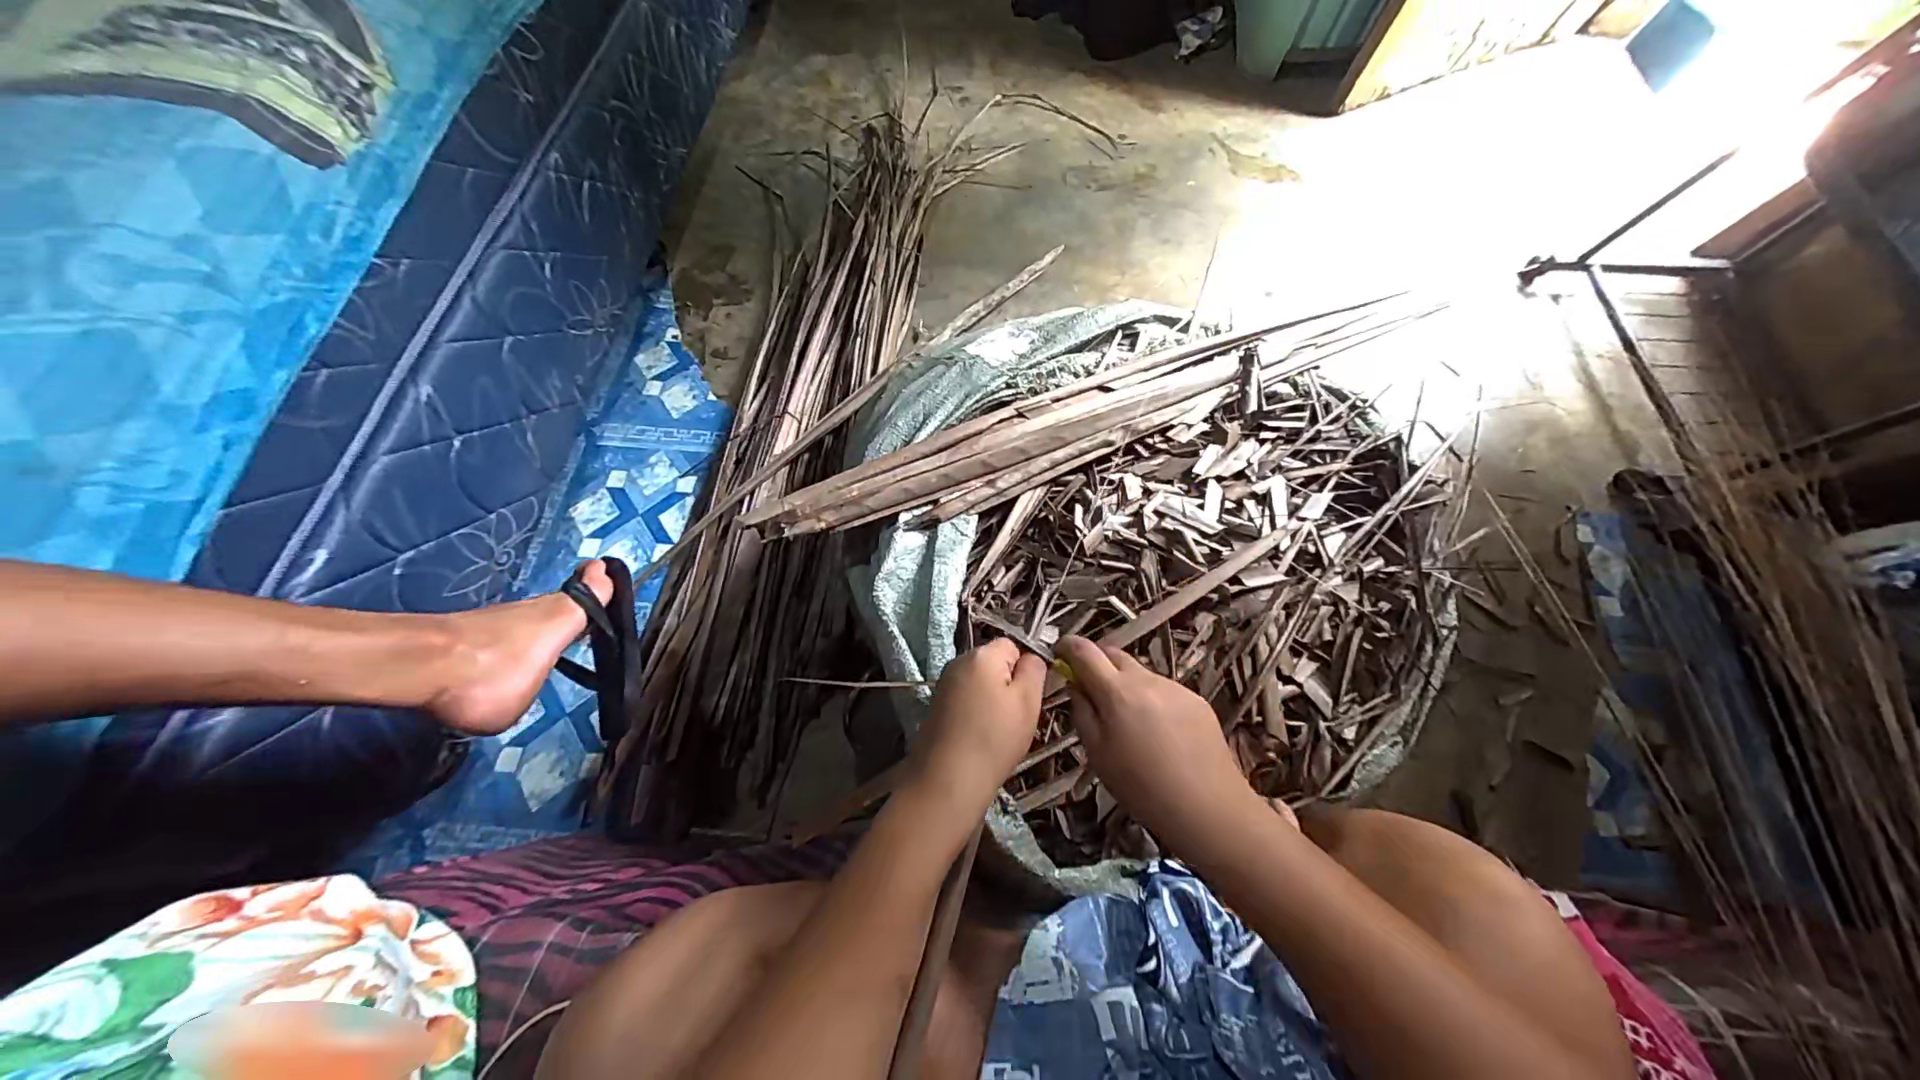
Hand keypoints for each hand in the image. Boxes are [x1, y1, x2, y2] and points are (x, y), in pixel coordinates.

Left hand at [908, 639, 1045, 806]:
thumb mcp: (1027, 701)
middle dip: (1009, 684)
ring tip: (999, 730)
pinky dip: (976, 713)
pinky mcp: (936, 706)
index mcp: (981, 655)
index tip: (1030, 696)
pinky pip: (966, 700)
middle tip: (1017, 715)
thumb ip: (1034, 670)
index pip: (1012, 645)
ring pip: (981, 684)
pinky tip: (980, 736)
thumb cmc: (994, 737)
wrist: (948, 779)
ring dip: (993, 700)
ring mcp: (944, 684)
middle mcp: (958, 662)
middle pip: (994, 663)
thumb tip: (1031, 658)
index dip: (1026, 667)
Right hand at [1056, 636, 1265, 858]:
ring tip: (1129, 724)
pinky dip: (1151, 700)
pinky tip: (1159, 734)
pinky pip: (1163, 690)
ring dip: (1126, 685)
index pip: (1085, 651)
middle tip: (1091, 691)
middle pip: (1114, 655)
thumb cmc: (1142, 787)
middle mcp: (1147, 680)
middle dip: (1097, 664)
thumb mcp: (1096, 753)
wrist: (1208, 807)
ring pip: (1140, 674)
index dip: (1068, 647)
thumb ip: (1081, 711)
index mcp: (1117, 692)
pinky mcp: (1196, 699)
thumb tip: (1075, 685)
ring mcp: (1175, 687)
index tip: (1060, 652)